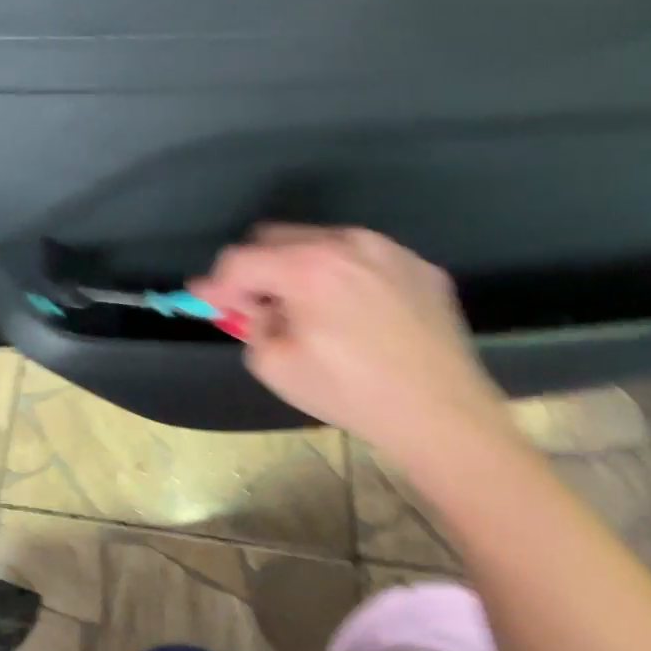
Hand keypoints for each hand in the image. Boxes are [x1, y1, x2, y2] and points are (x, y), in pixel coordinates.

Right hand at [190, 226, 515, 457]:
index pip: (240, 259)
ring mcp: (390, 251)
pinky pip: (366, 260)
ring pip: (324, 242)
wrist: (442, 413)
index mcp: (308, 266)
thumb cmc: (351, 393)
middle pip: (277, 237)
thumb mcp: (276, 366)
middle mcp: (348, 243)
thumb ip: (250, 324)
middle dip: (258, 269)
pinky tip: (359, 318)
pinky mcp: (421, 267)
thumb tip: (249, 304)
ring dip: (302, 269)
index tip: (208, 302)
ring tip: (313, 313)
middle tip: (258, 307)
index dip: (217, 283)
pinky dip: (347, 279)